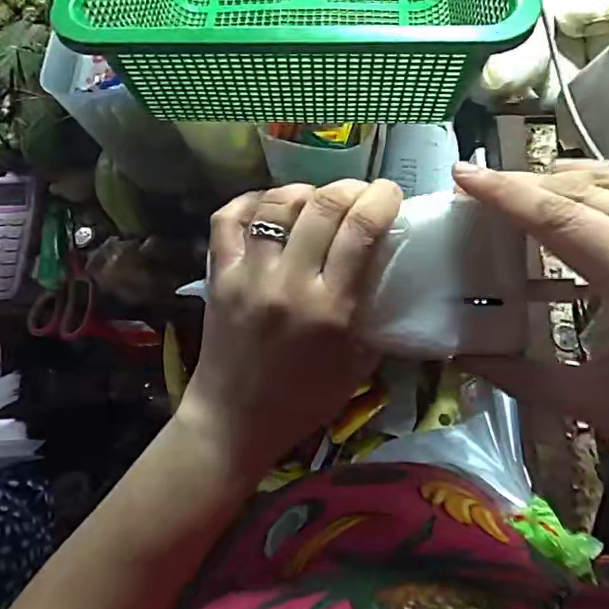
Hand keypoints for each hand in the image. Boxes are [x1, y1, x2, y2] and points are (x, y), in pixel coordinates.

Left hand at [179, 179, 402, 469]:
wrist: (234, 420)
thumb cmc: (302, 401)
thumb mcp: (356, 366)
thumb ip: (373, 317)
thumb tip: (384, 272)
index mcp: (330, 309)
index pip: (361, 231)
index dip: (381, 200)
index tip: (390, 195)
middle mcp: (288, 284)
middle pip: (322, 207)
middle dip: (351, 188)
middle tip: (360, 193)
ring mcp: (248, 276)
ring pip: (276, 206)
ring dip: (305, 192)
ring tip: (317, 198)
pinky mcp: (218, 276)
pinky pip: (228, 220)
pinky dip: (250, 201)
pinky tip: (270, 205)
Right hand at [453, 159, 608, 504]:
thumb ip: (527, 378)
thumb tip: (461, 360)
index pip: (564, 220)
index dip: (506, 193)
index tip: (464, 173)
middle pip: (591, 191)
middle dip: (528, 182)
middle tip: (482, 184)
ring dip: (570, 176)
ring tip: (526, 185)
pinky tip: (590, 193)